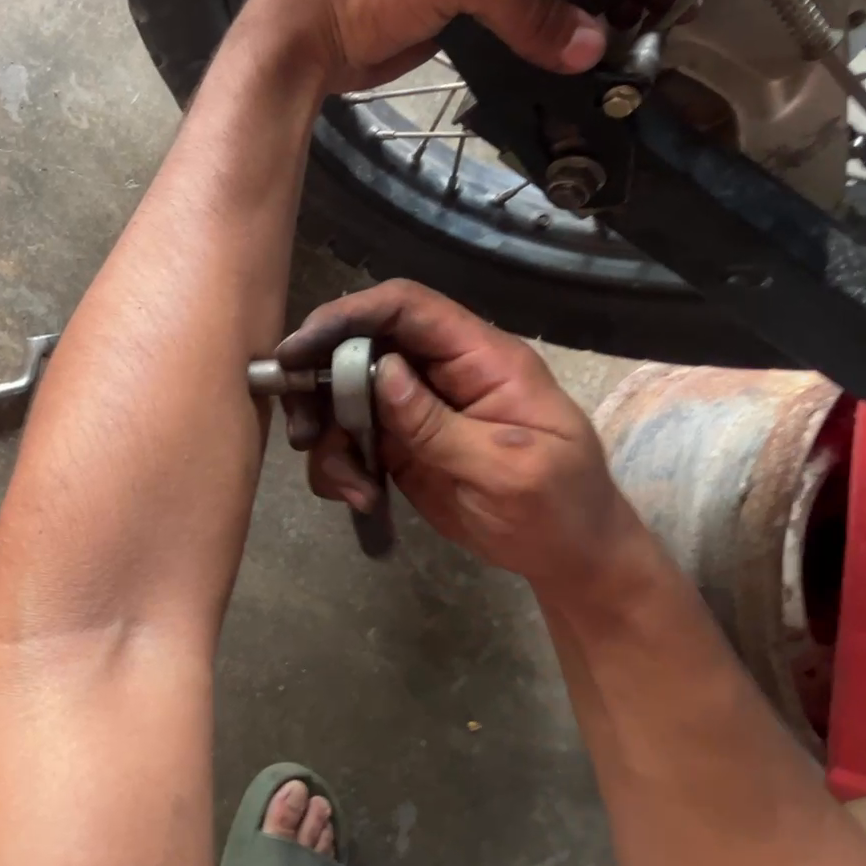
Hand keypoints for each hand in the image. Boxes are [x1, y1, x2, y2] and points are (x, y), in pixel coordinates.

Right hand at [274, 280, 641, 586]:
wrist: (568, 556)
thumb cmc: (559, 507)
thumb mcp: (508, 469)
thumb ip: (439, 423)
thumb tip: (381, 371)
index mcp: (480, 359)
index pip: (407, 308)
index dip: (347, 317)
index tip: (298, 351)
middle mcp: (440, 373)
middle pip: (359, 347)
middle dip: (319, 385)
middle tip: (299, 430)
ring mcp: (415, 409)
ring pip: (343, 399)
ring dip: (327, 439)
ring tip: (348, 486)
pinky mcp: (398, 444)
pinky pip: (348, 441)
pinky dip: (340, 468)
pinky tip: (363, 499)